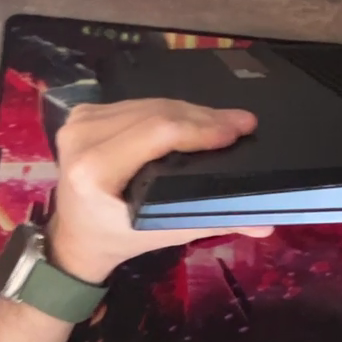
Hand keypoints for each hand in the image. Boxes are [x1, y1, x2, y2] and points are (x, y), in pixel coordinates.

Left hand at [46, 98, 273, 282]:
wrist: (76, 236)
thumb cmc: (119, 238)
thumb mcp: (164, 233)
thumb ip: (213, 222)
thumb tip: (265, 223)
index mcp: (94, 170)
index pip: (157, 132)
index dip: (201, 127)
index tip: (238, 128)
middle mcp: (82, 138)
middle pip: (156, 112)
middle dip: (204, 117)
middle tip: (243, 123)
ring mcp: (79, 122)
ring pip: (149, 103)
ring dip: (191, 111)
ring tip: (225, 120)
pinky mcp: (84, 114)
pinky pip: (137, 103)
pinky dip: (169, 110)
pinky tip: (195, 117)